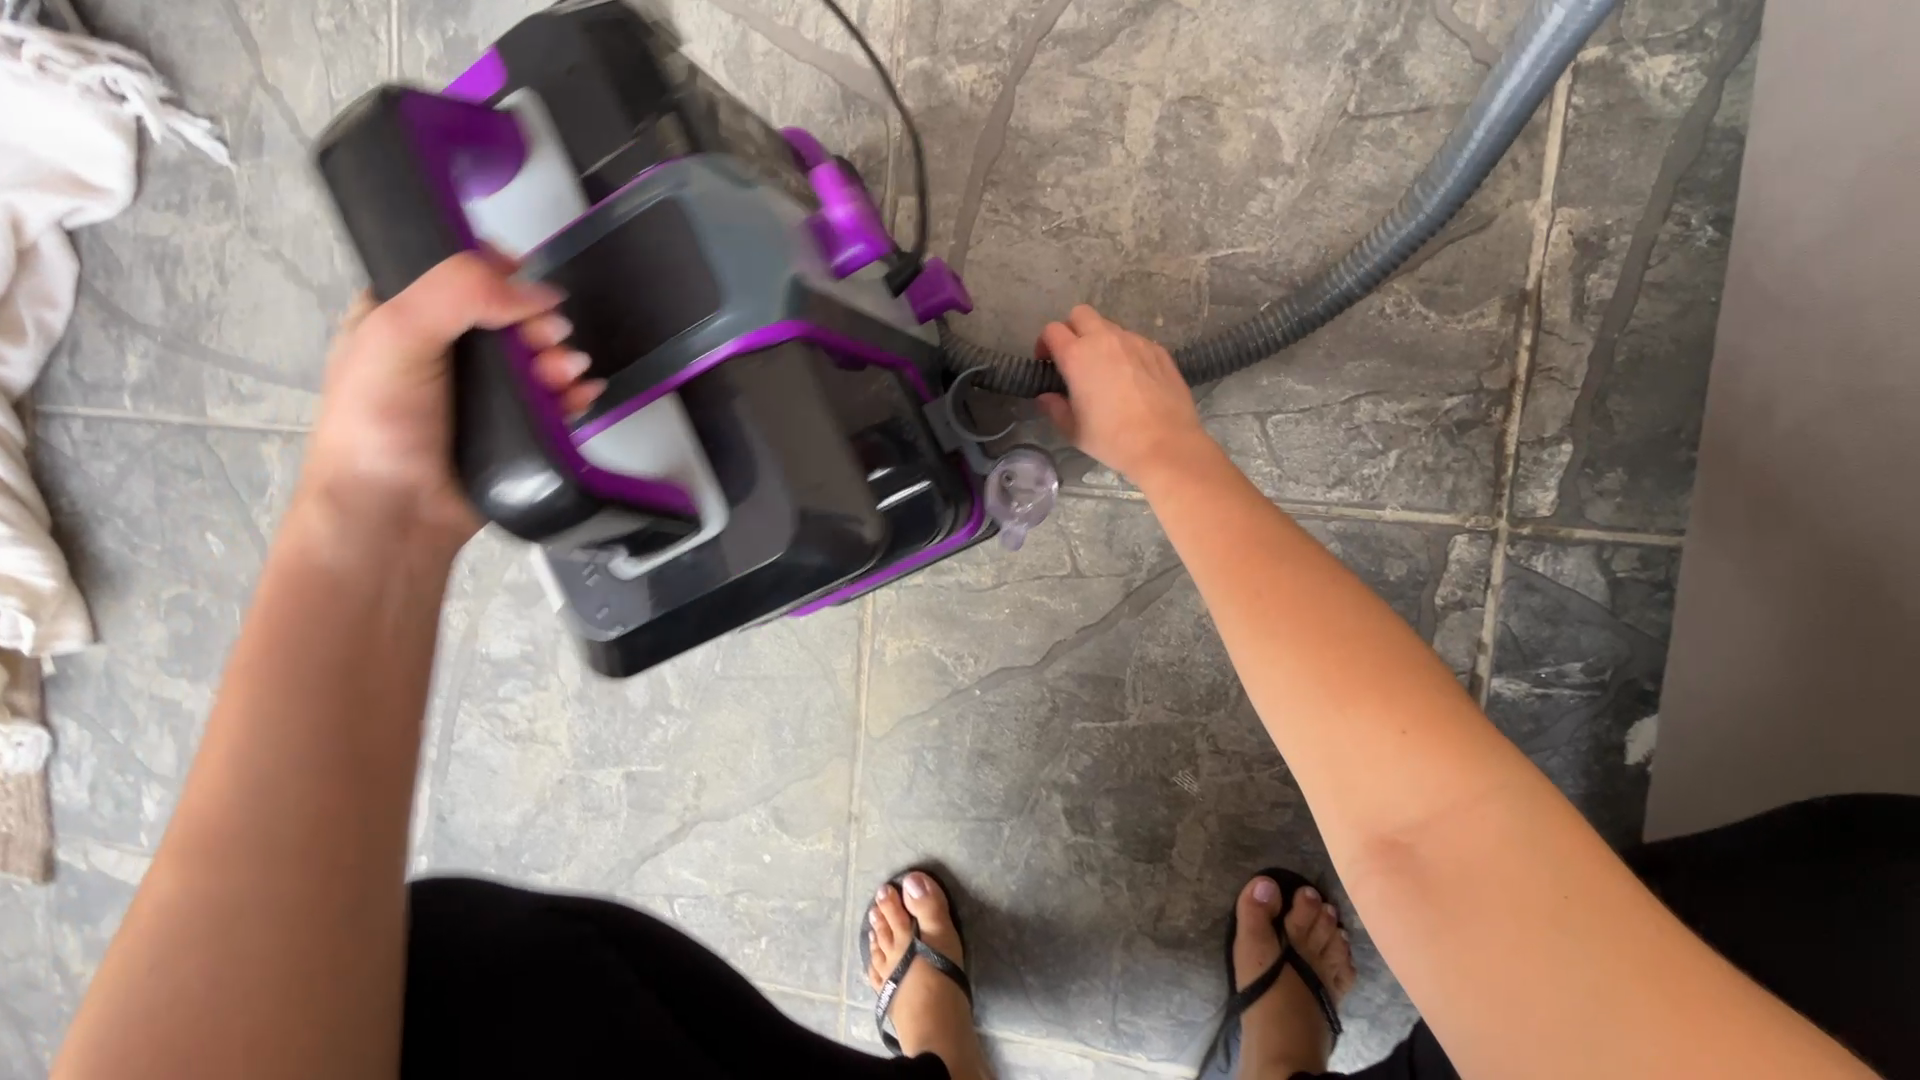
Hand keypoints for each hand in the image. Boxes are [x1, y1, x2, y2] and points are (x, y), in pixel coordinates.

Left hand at [300, 251, 604, 552]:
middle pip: (511, 314)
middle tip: (545, 337)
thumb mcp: (396, 333)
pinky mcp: (515, 427)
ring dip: (562, 357)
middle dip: (538, 321)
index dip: (497, 270)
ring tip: (565, 372)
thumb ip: (459, 293)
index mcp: (402, 313)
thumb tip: (540, 293)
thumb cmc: (378, 424)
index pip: (459, 271)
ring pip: (539, 356)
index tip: (520, 281)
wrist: (397, 513)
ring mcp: (483, 392)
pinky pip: (557, 399)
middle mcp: (445, 348)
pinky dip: (575, 392)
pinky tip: (582, 393)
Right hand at [1034, 305, 1214, 486]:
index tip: (1047, 363)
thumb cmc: (1112, 439)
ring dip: (1100, 341)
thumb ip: (1054, 408)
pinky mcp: (1158, 350)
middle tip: (1074, 358)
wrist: (1165, 443)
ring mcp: (1135, 341)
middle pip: (1081, 314)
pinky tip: (1132, 379)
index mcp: (1077, 356)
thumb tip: (1046, 397)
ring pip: (1110, 327)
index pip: (1052, 330)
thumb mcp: (1074, 430)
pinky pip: (1134, 341)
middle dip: (1072, 330)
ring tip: (1106, 370)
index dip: (1044, 344)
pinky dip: (1125, 351)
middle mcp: (1105, 339)